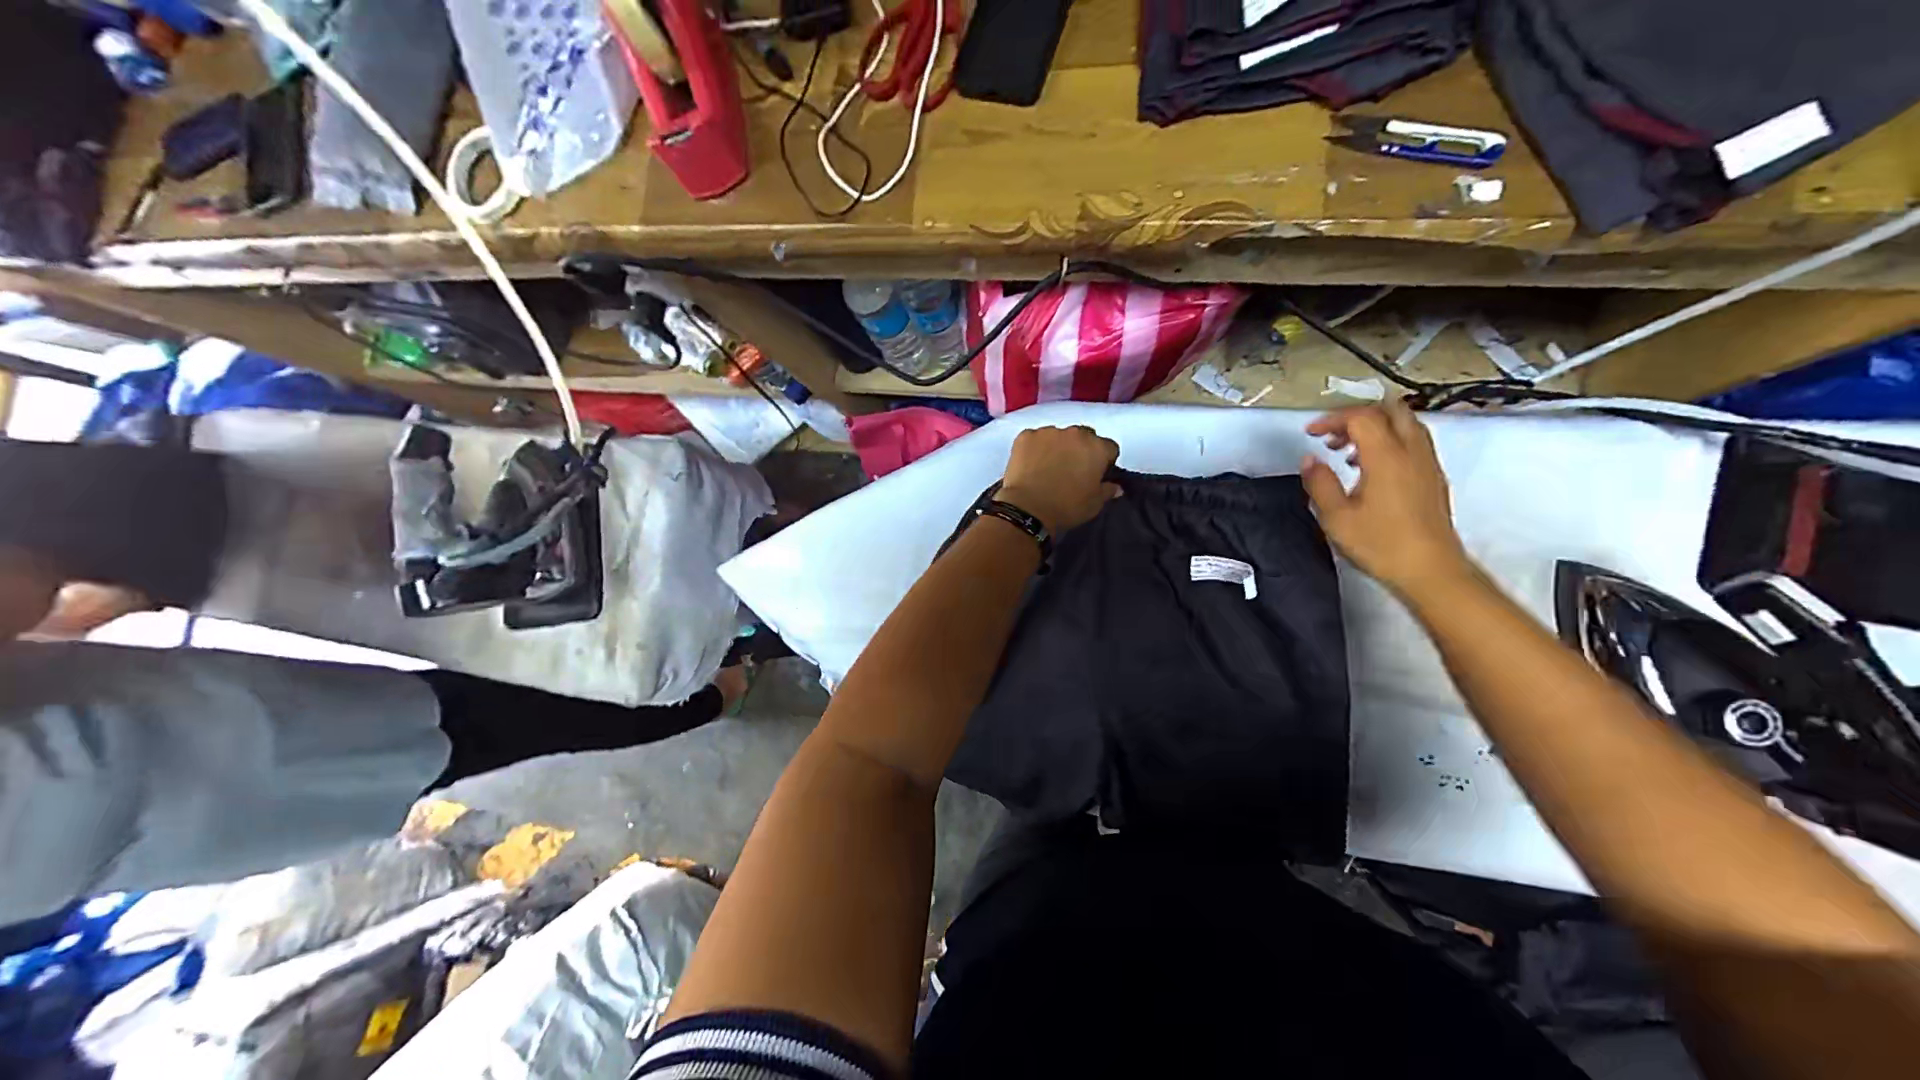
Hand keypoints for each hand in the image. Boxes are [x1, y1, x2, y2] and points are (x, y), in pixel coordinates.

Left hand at [997, 425, 1121, 533]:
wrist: (1028, 508)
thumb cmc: (1067, 507)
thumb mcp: (1094, 504)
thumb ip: (1107, 490)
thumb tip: (1116, 486)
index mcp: (1097, 447)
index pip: (1108, 448)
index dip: (1103, 461)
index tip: (1095, 474)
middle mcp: (1075, 433)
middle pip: (1083, 437)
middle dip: (1080, 450)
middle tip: (1071, 470)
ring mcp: (1049, 431)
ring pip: (1058, 436)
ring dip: (1057, 447)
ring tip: (1047, 468)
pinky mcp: (1026, 436)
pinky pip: (1034, 438)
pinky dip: (1034, 448)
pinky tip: (1030, 465)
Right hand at [1301, 399, 1473, 597]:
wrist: (1430, 569)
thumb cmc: (1381, 544)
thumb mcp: (1336, 516)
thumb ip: (1320, 482)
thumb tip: (1310, 460)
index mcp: (1386, 455)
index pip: (1361, 417)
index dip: (1332, 419)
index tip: (1311, 432)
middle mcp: (1412, 451)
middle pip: (1389, 410)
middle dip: (1357, 415)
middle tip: (1332, 434)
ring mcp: (1427, 462)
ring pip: (1404, 423)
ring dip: (1375, 427)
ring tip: (1347, 450)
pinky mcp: (1433, 477)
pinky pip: (1413, 441)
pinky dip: (1389, 441)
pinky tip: (1371, 467)